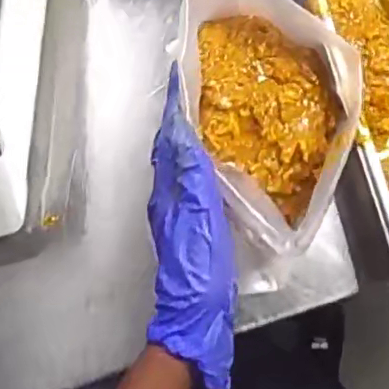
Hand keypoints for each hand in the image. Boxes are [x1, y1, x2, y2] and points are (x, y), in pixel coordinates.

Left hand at [145, 66, 235, 388]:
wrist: (196, 311)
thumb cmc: (199, 265)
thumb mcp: (199, 215)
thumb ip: (192, 174)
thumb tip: (182, 133)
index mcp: (169, 189)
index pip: (169, 139)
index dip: (174, 109)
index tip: (180, 78)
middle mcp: (169, 194)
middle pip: (173, 145)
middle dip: (183, 116)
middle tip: (199, 89)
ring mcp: (180, 208)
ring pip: (184, 159)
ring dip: (193, 134)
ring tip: (210, 112)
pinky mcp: (194, 219)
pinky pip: (196, 176)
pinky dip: (203, 156)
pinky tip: (220, 156)